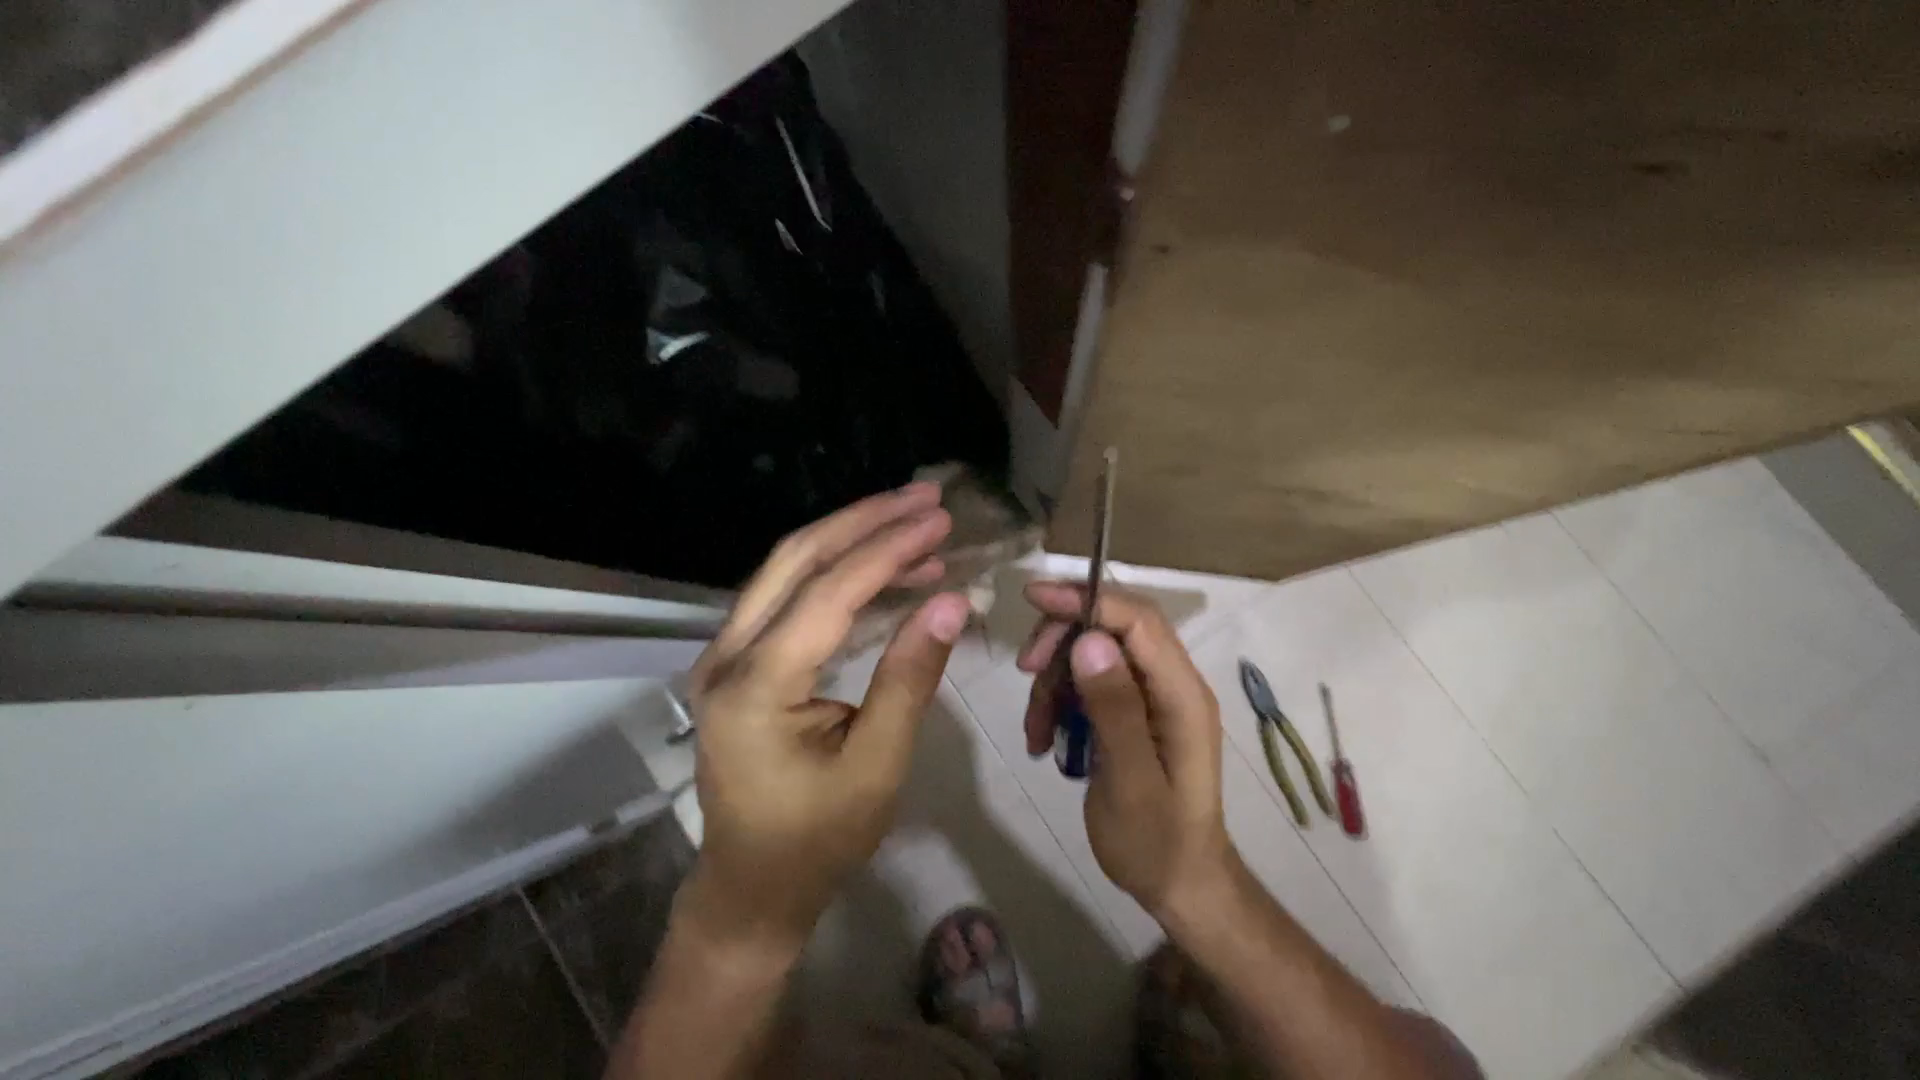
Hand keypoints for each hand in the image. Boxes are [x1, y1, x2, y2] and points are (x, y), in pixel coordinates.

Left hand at [684, 483, 972, 951]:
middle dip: (863, 521)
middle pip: (795, 560)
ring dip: (852, 544)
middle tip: (926, 500)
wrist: (752, 888)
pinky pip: (786, 600)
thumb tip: (952, 601)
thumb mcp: (876, 766)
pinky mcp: (737, 664)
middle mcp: (726, 656)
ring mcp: (724, 656)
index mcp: (755, 685)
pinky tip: (885, 575)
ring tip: (919, 531)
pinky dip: (836, 578)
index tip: (940, 520)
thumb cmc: (818, 839)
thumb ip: (909, 678)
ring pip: (787, 572)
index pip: (828, 593)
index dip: (888, 550)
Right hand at [1017, 583, 1239, 925]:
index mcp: (1182, 694)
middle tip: (1025, 670)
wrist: (1179, 885)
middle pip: (1112, 629)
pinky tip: (1044, 739)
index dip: (1087, 599)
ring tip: (1036, 731)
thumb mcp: (1130, 781)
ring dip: (1055, 682)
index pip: (1138, 619)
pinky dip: (1060, 703)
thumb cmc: (1157, 841)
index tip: (1033, 598)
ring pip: (1093, 657)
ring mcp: (1152, 699)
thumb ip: (1115, 708)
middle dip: (1062, 642)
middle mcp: (1171, 685)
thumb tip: (1090, 641)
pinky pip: (1090, 686)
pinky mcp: (1133, 715)